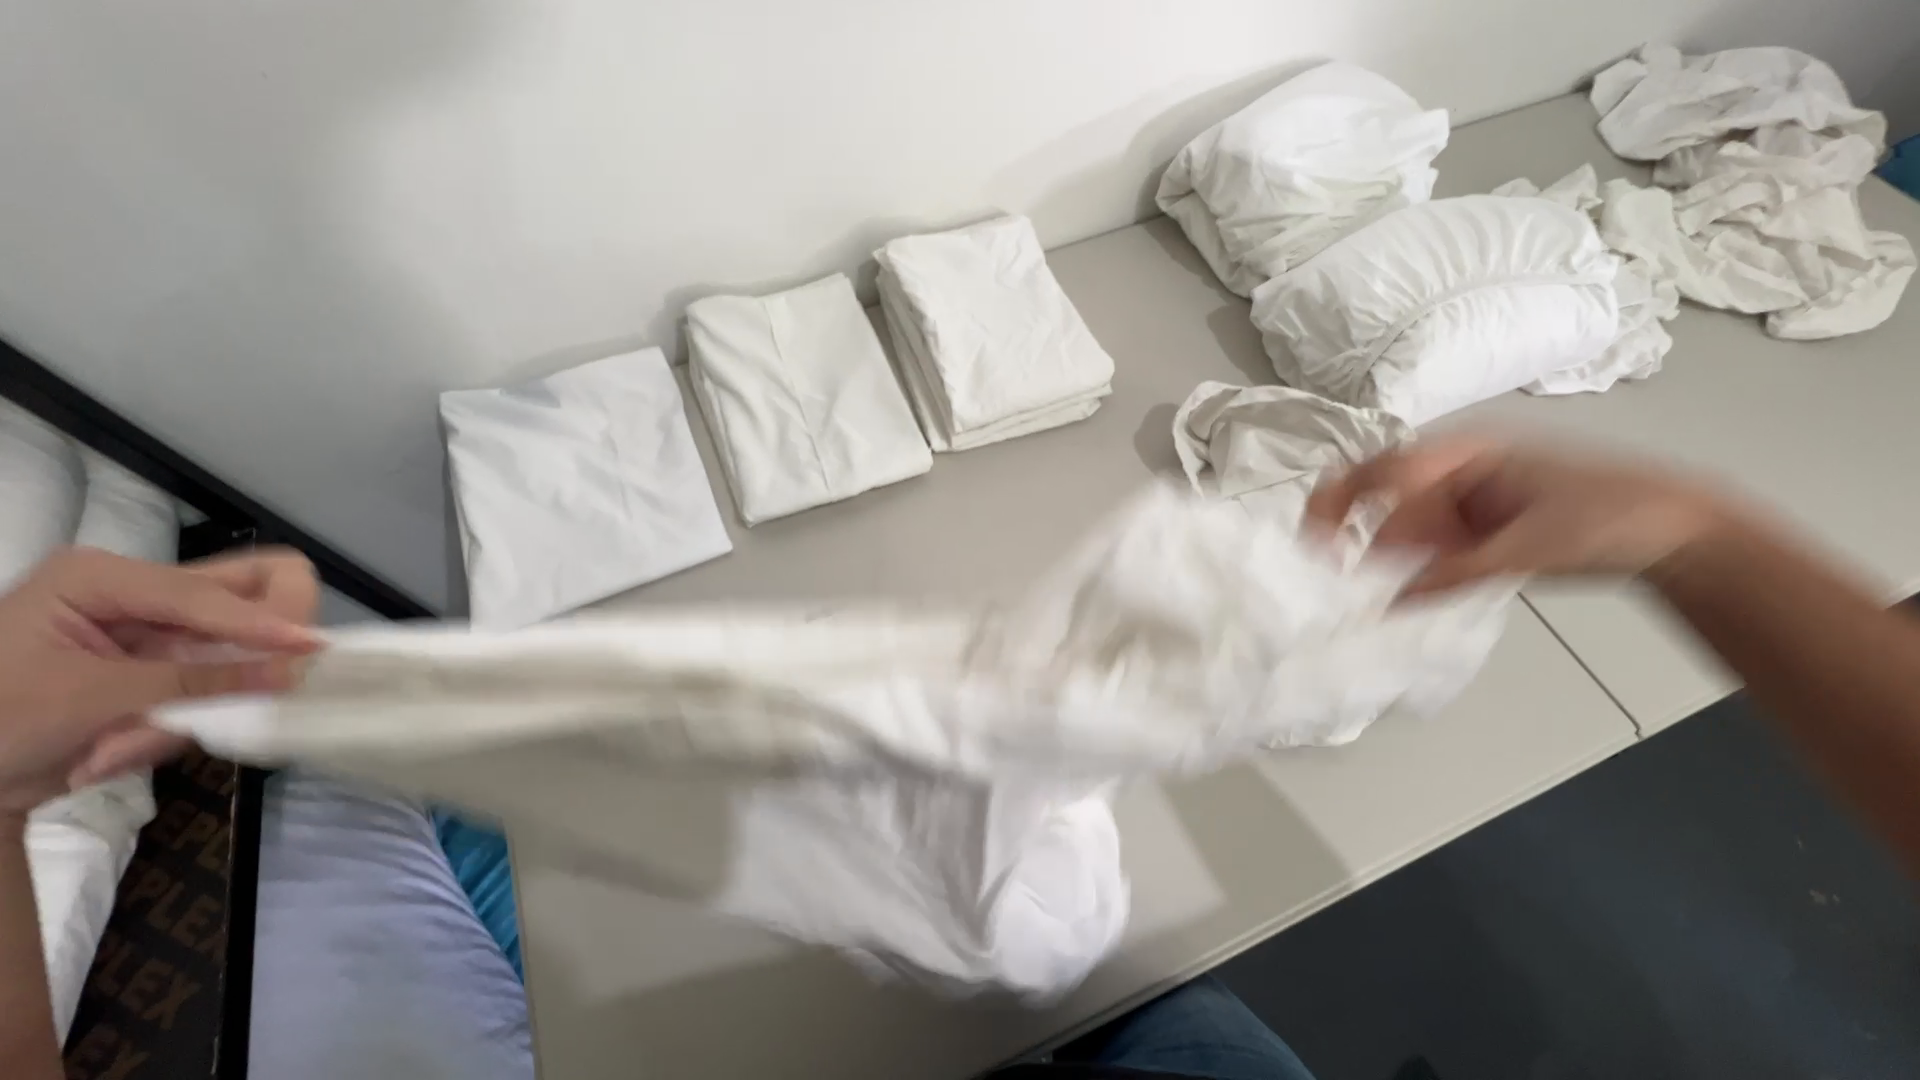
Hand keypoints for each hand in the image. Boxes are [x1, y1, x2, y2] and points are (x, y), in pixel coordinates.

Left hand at [0, 547, 318, 815]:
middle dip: (276, 623)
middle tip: (285, 662)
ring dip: (223, 687)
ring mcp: (167, 627)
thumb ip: (197, 682)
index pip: (210, 592)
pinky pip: (231, 676)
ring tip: (139, 739)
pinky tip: (130, 744)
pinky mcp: (180, 663)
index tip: (314, 650)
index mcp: (103, 578)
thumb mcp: (89, 700)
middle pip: (256, 581)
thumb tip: (292, 674)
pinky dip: (202, 713)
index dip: (265, 621)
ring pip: (253, 633)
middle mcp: (145, 591)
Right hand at [1305, 437, 1730, 597]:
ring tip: (1364, 587)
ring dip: (1374, 552)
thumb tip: (1386, 605)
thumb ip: (1454, 574)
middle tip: (1328, 569)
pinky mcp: (1468, 525)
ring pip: (1393, 521)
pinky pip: (1418, 542)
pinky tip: (1400, 589)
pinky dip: (1402, 565)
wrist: (1674, 530)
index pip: (1381, 471)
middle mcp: (1450, 469)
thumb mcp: (1528, 548)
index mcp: (1463, 454)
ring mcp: (1459, 497)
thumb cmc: (1608, 517)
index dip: (1340, 502)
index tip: (1315, 542)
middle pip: (1376, 492)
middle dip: (1347, 527)